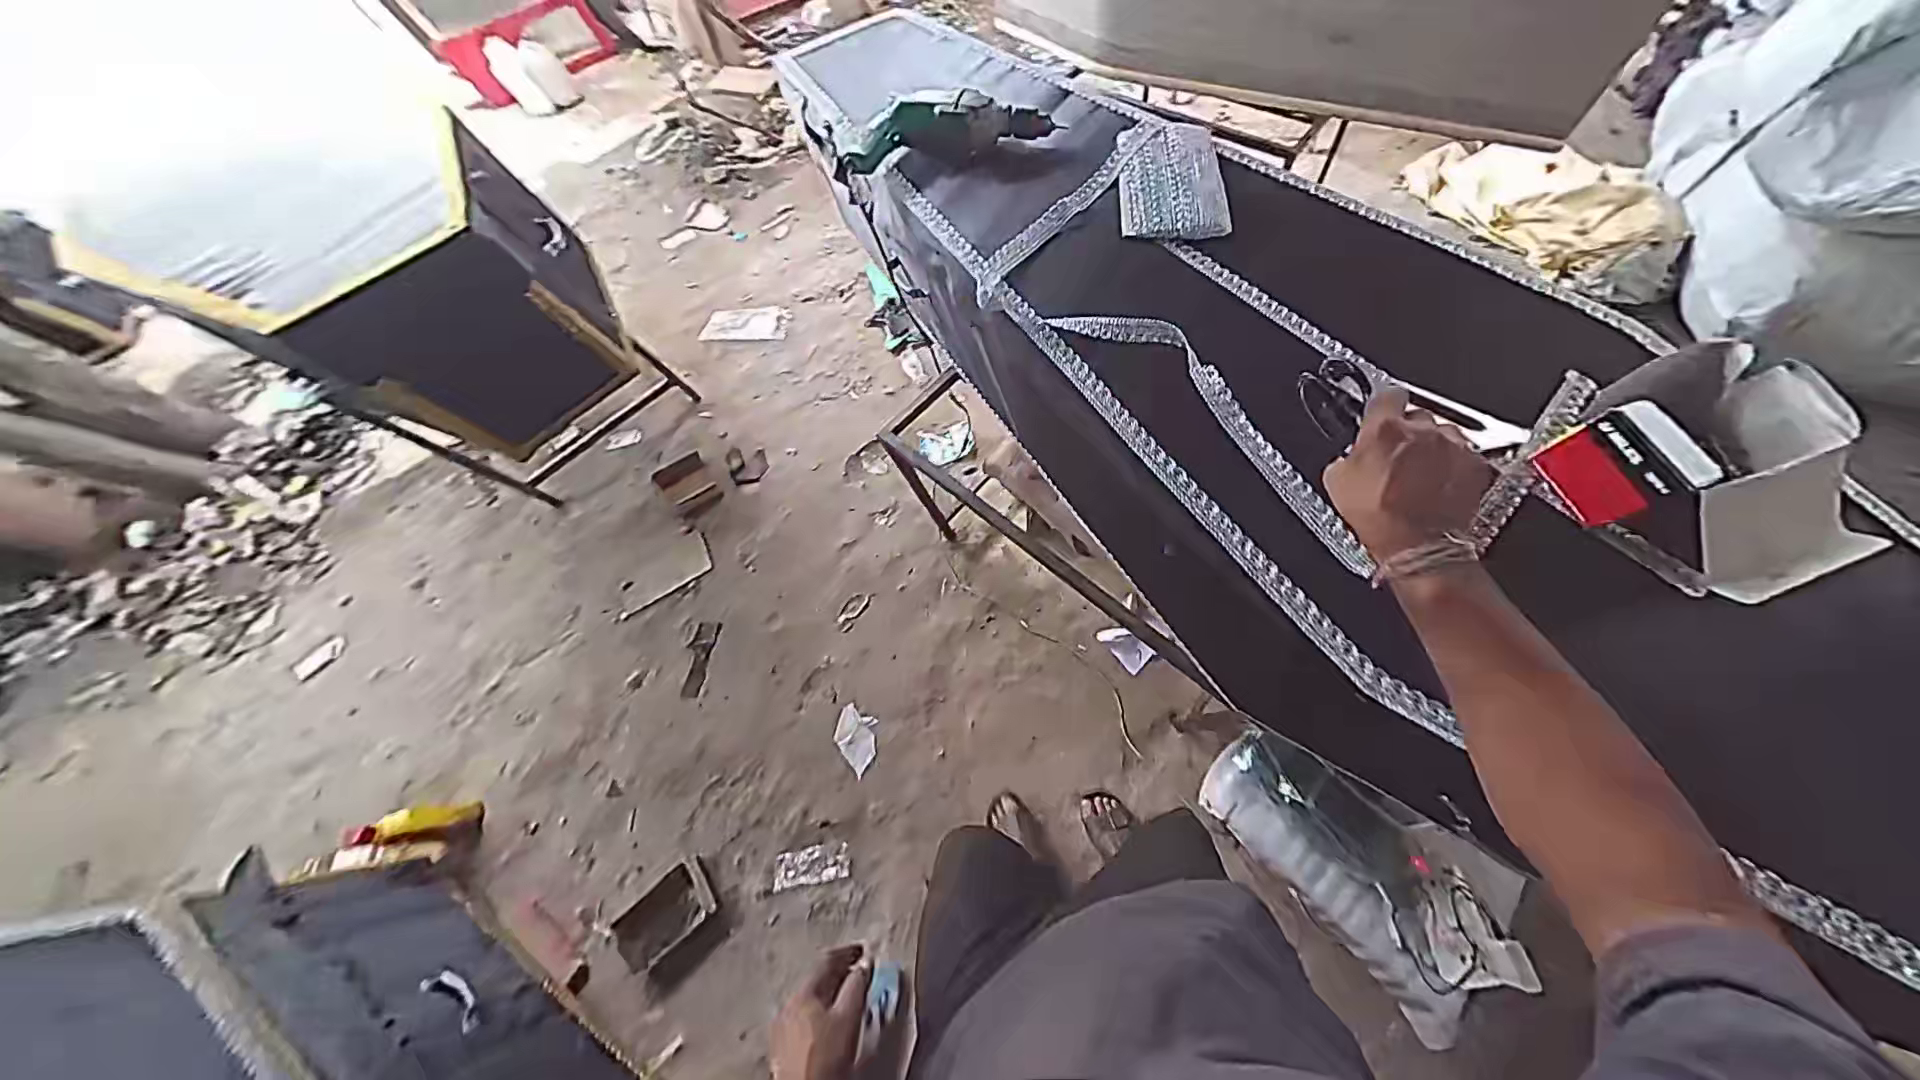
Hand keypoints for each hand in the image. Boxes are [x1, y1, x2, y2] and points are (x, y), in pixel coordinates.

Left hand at [770, 945, 871, 1079]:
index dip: (847, 953)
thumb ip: (857, 986)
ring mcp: (782, 1027)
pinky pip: (804, 1016)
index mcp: (803, 994)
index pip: (826, 961)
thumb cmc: (827, 1058)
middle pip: (816, 979)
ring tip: (847, 995)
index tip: (863, 951)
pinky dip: (820, 1011)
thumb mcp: (849, 1018)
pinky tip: (829, 1021)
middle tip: (857, 970)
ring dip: (829, 992)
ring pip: (810, 999)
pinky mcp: (782, 1047)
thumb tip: (864, 964)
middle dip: (838, 972)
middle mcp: (788, 1006)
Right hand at [1323, 387, 1493, 560]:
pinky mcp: (1475, 465)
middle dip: (1405, 432)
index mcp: (1384, 429)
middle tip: (1393, 456)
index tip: (1380, 410)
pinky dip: (1451, 465)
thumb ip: (1346, 456)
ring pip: (1441, 434)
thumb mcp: (1337, 481)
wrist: (1417, 545)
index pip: (1387, 395)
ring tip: (1416, 474)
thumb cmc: (1379, 516)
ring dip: (1429, 447)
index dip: (1382, 403)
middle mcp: (1423, 430)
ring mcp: (1453, 446)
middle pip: (1416, 416)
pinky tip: (1435, 484)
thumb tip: (1351, 455)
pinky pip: (1462, 454)